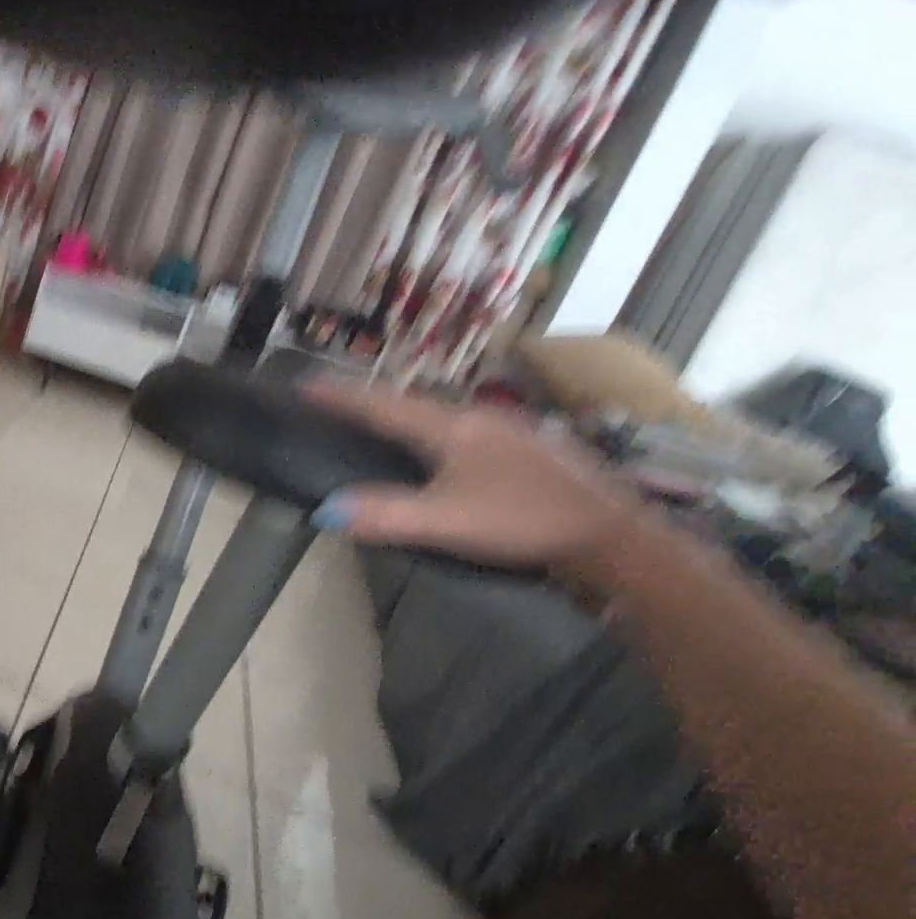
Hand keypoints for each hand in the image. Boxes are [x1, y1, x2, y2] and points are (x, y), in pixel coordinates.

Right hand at [300, 377, 642, 572]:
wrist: (613, 534)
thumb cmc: (523, 519)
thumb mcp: (447, 522)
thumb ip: (385, 514)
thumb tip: (325, 509)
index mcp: (450, 428)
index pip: (382, 405)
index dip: (341, 396)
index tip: (306, 383)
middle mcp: (476, 418)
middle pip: (410, 405)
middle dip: (370, 402)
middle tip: (335, 404)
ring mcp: (507, 431)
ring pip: (440, 417)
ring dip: (403, 417)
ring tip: (379, 424)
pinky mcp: (527, 450)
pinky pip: (463, 432)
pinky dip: (434, 434)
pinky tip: (441, 452)